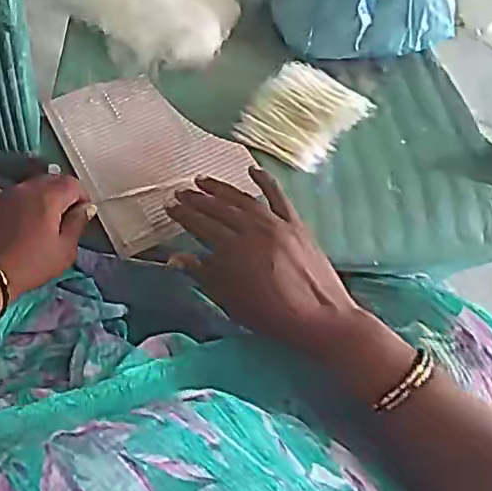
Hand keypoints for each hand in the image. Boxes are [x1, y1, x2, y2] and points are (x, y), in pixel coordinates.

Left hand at [0, 169, 93, 292]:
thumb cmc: (30, 265)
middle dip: (61, 193)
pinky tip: (20, 223)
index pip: (72, 183)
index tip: (81, 214)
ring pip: (30, 185)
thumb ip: (77, 224)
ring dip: (40, 197)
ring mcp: (5, 192)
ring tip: (41, 220)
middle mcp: (26, 187)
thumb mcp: (63, 251)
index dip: (81, 197)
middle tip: (62, 217)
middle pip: (51, 179)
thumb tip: (86, 208)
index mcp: (48, 196)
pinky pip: (13, 195)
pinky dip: (22, 203)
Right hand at [167, 169, 410, 386]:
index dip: (183, 214)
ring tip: (203, 181)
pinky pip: (279, 198)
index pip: (201, 225)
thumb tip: (174, 258)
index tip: (169, 206)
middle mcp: (252, 230)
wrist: (322, 320)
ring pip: (243, 199)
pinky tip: (253, 170)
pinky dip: (266, 182)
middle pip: (218, 209)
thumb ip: (202, 274)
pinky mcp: (296, 225)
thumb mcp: (230, 299)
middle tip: (180, 192)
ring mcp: (276, 225)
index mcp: (233, 249)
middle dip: (196, 199)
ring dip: (220, 188)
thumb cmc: (271, 315)